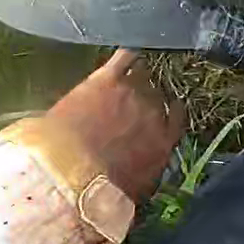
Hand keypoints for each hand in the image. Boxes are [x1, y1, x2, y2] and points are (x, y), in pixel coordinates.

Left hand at [45, 49, 184, 202]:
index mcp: (163, 144)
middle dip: (150, 96)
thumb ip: (143, 177)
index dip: (169, 113)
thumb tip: (142, 181)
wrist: (66, 174)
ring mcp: (131, 92)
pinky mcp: (106, 79)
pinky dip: (129, 52)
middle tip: (137, 97)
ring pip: (144, 74)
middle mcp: (154, 114)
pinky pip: (125, 57)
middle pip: (159, 95)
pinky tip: (130, 49)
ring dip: (139, 74)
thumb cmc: (98, 192)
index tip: (165, 110)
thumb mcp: (131, 194)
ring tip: (134, 71)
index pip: (177, 118)